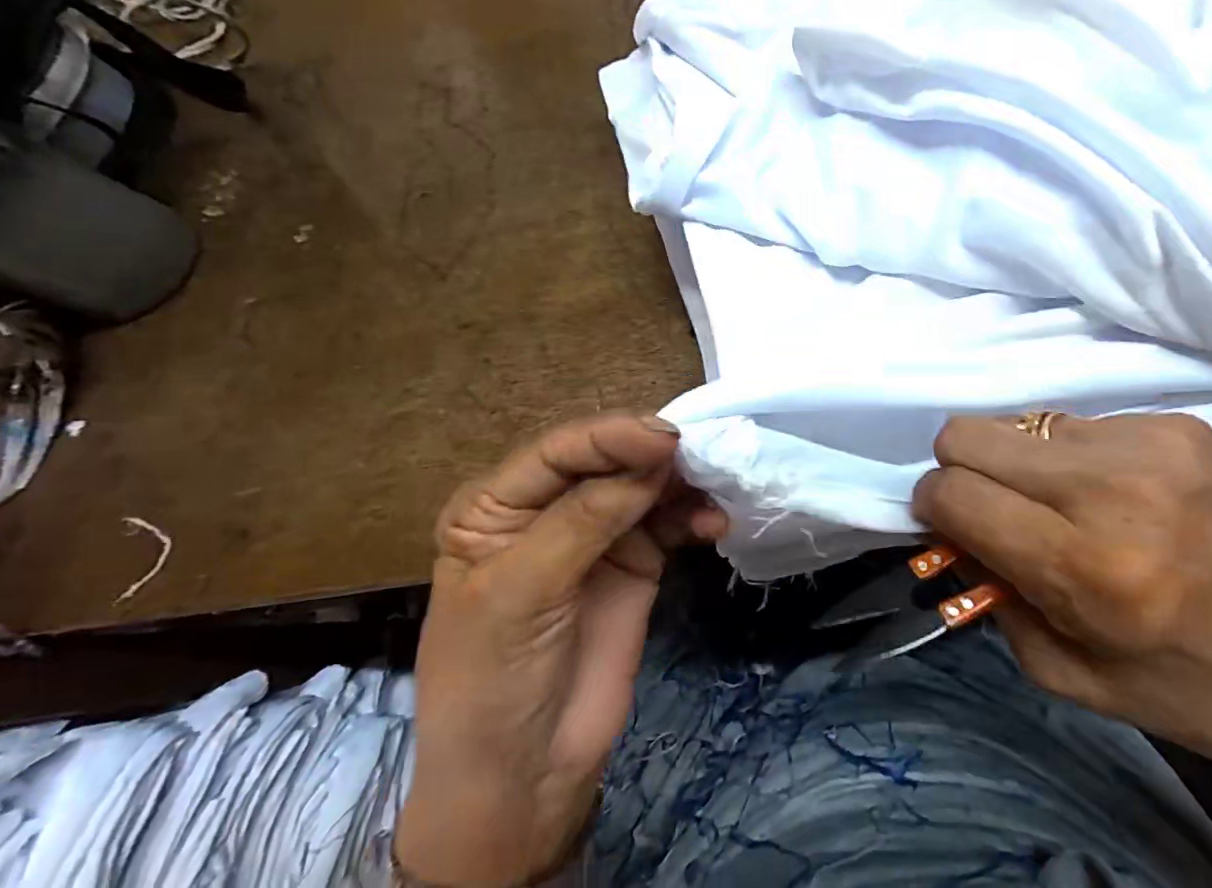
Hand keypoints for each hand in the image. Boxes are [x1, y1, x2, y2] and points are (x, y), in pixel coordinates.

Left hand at [397, 414, 725, 887]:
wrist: (526, 774)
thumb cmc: (494, 679)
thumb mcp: (522, 593)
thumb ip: (584, 520)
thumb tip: (654, 457)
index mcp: (496, 508)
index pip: (555, 452)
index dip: (609, 437)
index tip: (664, 438)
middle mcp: (547, 511)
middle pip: (606, 461)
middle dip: (652, 454)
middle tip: (701, 454)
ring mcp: (596, 536)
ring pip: (645, 487)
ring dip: (682, 483)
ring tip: (716, 487)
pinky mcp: (637, 562)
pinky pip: (670, 523)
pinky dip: (694, 517)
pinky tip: (714, 526)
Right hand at [912, 413, 1211, 831]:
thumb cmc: (1173, 686)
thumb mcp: (1056, 666)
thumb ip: (986, 584)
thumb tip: (945, 519)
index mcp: (1089, 568)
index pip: (957, 492)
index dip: (934, 505)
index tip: (945, 523)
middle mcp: (1119, 489)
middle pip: (971, 433)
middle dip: (964, 472)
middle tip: (995, 511)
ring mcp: (1154, 444)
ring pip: (1021, 421)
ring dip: (1024, 464)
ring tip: (1067, 508)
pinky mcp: (1179, 424)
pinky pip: (1079, 423)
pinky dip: (1075, 457)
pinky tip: (1116, 497)